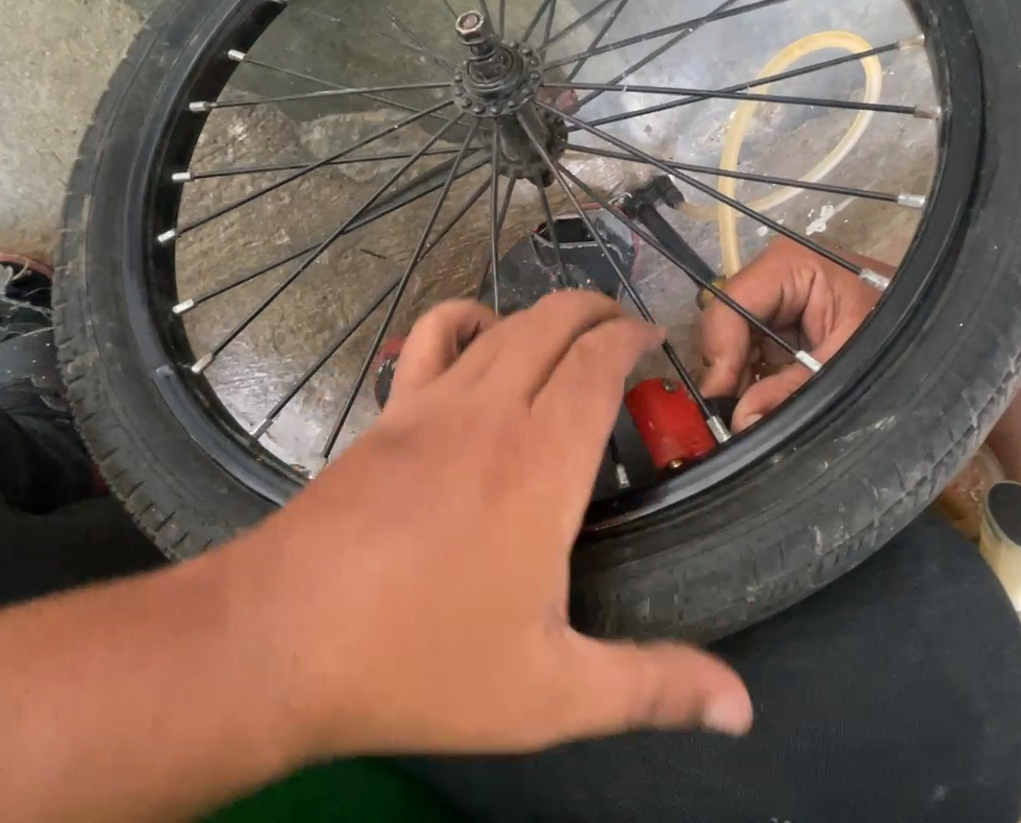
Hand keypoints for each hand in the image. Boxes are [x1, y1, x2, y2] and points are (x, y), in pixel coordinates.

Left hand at [212, 290, 751, 764]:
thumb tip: (741, 709)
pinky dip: (463, 319)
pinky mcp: (385, 418)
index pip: (597, 364)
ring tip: (569, 330)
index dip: (631, 338)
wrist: (279, 641)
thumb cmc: (421, 662)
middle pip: (552, 324)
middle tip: (625, 327)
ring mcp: (429, 407)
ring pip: (498, 325)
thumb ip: (652, 688)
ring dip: (543, 313)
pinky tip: (476, 336)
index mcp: (541, 462)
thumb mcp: (551, 694)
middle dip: (597, 311)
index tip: (654, 338)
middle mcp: (489, 414)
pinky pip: (431, 341)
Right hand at [698, 239, 893, 431]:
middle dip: (728, 373)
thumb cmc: (906, 327)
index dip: (719, 354)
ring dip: (740, 381)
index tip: (719, 402)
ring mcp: (777, 301)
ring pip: (735, 343)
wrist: (945, 325)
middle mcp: (774, 277)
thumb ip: (793, 391)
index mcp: (789, 266)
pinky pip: (753, 353)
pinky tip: (763, 405)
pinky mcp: (784, 324)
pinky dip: (755, 381)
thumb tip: (741, 423)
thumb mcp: (848, 362)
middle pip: (726, 325)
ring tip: (749, 417)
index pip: (729, 305)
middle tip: (732, 418)